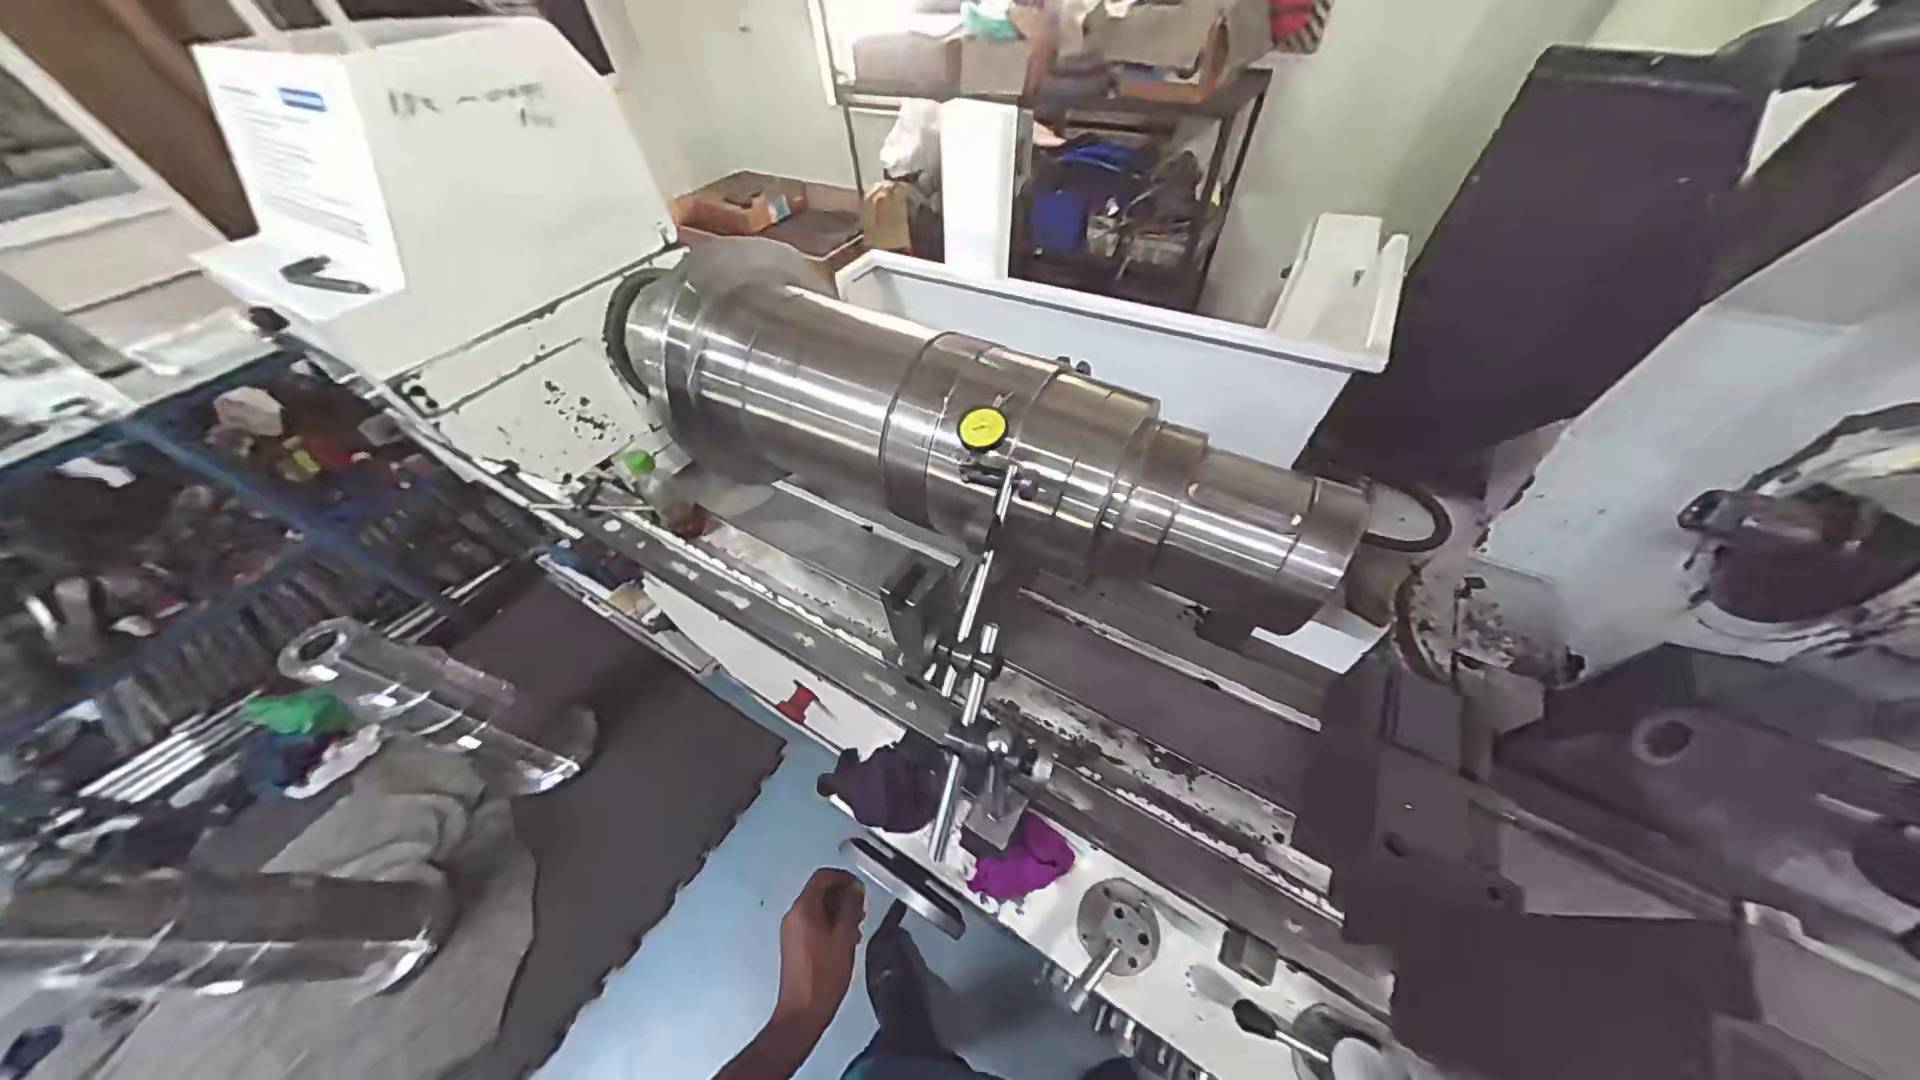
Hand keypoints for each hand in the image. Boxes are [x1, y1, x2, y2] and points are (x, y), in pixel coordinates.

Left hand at [773, 868, 865, 1033]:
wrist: (803, 1012)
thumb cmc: (823, 976)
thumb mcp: (844, 935)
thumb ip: (851, 906)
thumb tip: (855, 889)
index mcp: (803, 909)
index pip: (823, 876)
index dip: (844, 877)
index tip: (858, 887)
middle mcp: (793, 915)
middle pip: (819, 890)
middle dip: (842, 895)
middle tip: (859, 908)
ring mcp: (791, 930)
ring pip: (817, 906)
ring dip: (837, 910)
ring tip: (854, 926)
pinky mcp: (793, 943)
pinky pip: (812, 921)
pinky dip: (829, 922)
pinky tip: (843, 939)